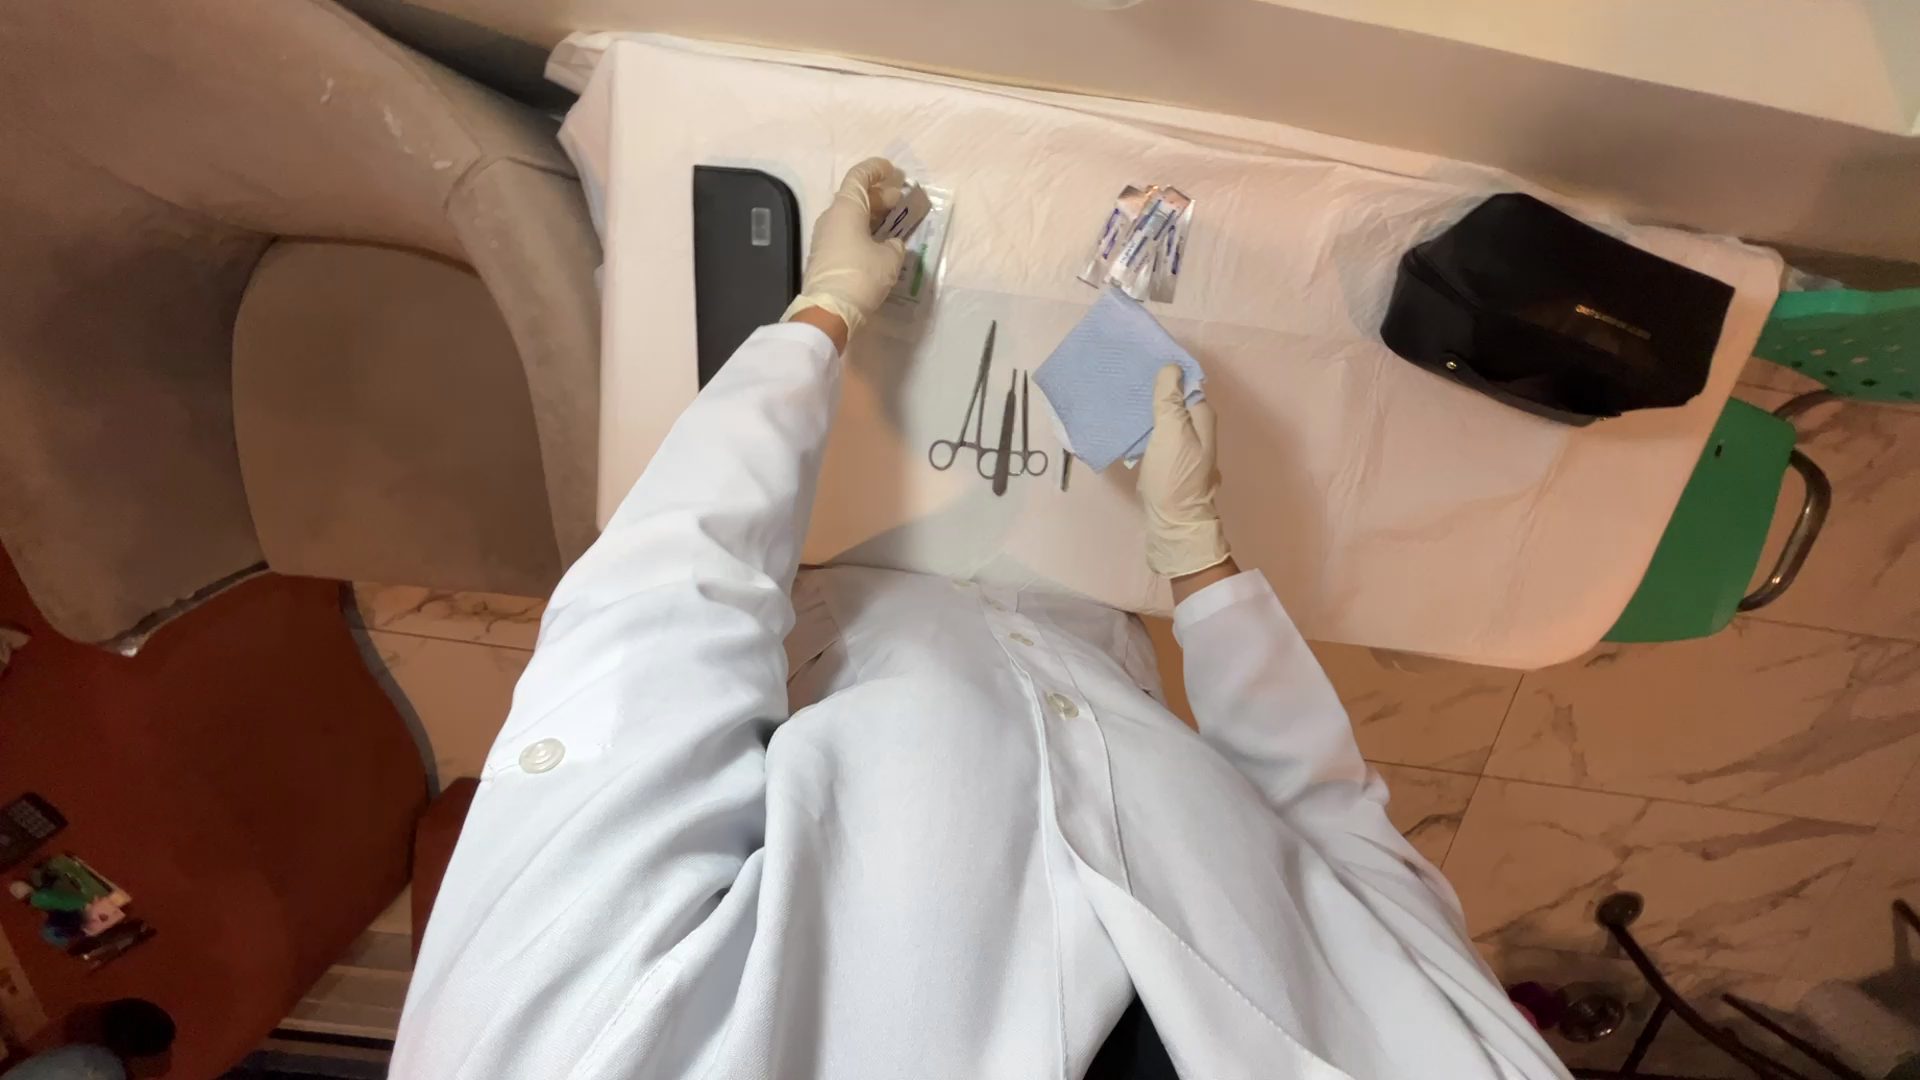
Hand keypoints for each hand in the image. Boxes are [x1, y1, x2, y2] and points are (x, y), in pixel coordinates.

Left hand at [782, 157, 908, 340]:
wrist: (829, 310)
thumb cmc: (861, 276)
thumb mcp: (890, 259)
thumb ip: (895, 245)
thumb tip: (891, 244)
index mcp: (846, 208)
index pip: (860, 176)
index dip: (878, 170)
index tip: (894, 173)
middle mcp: (831, 217)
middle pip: (855, 196)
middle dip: (879, 196)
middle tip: (899, 201)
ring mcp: (824, 237)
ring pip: (850, 217)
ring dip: (871, 216)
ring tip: (891, 223)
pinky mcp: (824, 257)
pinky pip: (846, 234)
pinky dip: (862, 232)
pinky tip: (877, 244)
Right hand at [1138, 365, 1230, 579]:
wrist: (1173, 523)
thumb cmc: (1174, 477)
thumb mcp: (1171, 433)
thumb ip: (1170, 400)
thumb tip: (1170, 368)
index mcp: (1202, 418)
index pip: (1186, 383)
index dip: (1166, 371)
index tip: (1140, 362)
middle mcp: (1196, 429)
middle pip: (1174, 399)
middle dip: (1153, 389)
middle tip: (1124, 379)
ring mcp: (1183, 447)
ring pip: (1163, 418)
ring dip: (1145, 409)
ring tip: (1120, 398)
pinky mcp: (1168, 462)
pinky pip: (1155, 436)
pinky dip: (1142, 429)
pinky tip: (1125, 426)